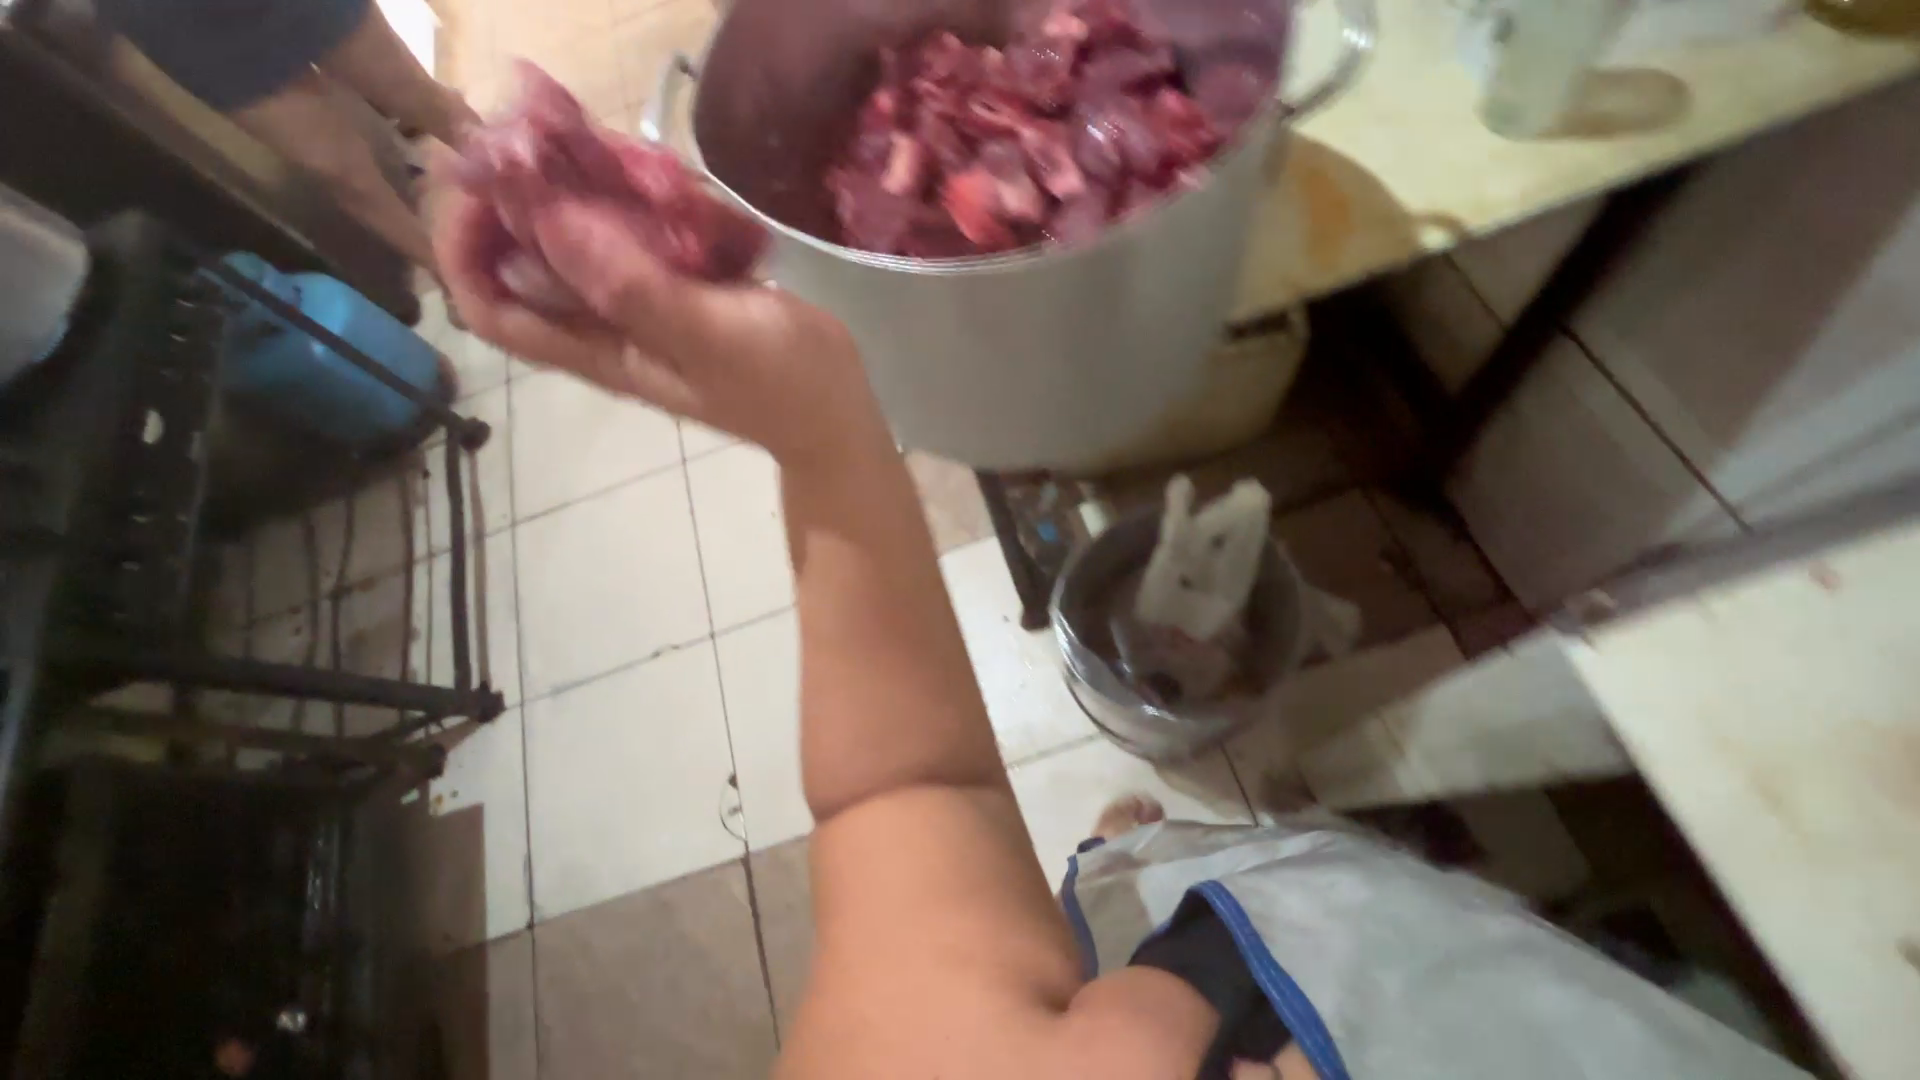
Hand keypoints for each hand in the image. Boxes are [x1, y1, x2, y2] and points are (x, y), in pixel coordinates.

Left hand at [432, 180, 891, 469]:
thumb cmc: (782, 382)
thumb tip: (548, 219)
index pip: (491, 306)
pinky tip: (660, 173)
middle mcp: (606, 326)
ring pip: (579, 237)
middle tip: (546, 132)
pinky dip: (633, 195)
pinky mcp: (678, 286)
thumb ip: (633, 287)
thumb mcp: (712, 337)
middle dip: (522, 193)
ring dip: (578, 183)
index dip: (466, 245)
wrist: (836, 410)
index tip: (488, 180)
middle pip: (525, 259)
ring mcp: (643, 305)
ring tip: (600, 137)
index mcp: (600, 351)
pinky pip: (633, 233)